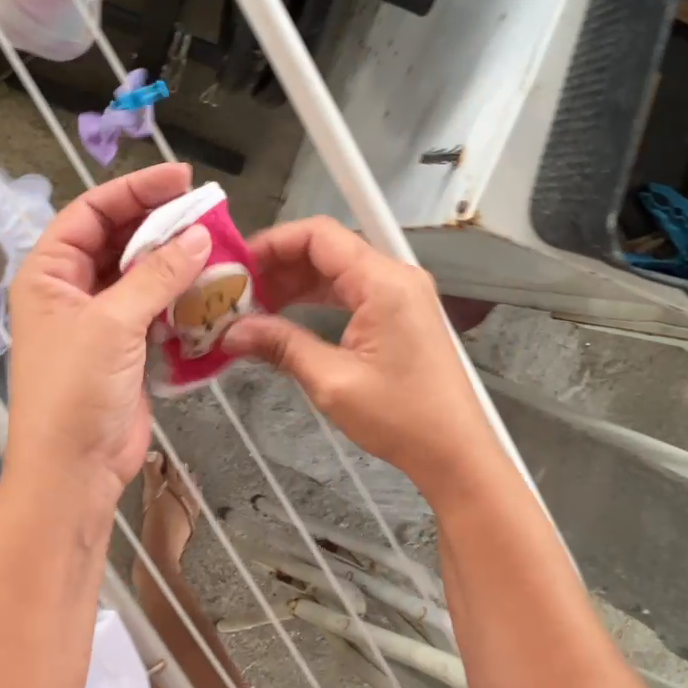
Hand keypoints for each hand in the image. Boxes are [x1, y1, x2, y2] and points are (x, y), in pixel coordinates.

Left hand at [5, 163, 212, 504]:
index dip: (134, 190)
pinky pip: (154, 307)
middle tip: (207, 208)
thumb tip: (200, 236)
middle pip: (117, 239)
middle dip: (159, 222)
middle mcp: (70, 289)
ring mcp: (99, 319)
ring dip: (174, 259)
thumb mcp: (113, 323)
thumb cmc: (76, 390)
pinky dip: (179, 296)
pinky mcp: (125, 347)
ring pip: (140, 273)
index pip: (90, 212)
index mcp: (48, 273)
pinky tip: (210, 286)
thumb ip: (157, 275)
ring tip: (217, 243)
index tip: (181, 178)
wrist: (74, 469)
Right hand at [222, 218, 500, 492]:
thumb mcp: (332, 381)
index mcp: (383, 282)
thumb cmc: (402, 418)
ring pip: (335, 270)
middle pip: (326, 249)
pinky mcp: (400, 314)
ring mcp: (400, 294)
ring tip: (252, 308)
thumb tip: (231, 333)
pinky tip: (284, 318)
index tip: (237, 266)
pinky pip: (349, 291)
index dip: (273, 243)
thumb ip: (281, 346)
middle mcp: (395, 277)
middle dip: (278, 265)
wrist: (455, 452)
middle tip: (236, 292)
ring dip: (293, 284)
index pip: (319, 235)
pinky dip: (315, 299)